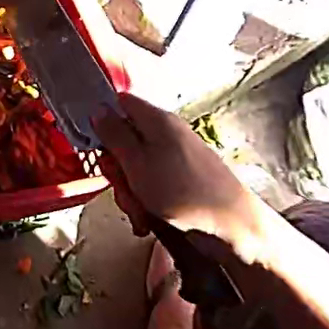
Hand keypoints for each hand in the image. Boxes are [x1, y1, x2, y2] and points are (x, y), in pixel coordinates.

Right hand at [94, 92, 278, 265]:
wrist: (232, 225)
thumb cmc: (181, 192)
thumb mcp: (136, 163)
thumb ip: (114, 136)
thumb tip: (97, 109)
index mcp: (156, 120)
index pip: (120, 103)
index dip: (103, 121)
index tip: (96, 146)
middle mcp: (168, 132)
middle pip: (126, 139)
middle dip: (117, 168)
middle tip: (122, 187)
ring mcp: (177, 155)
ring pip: (137, 166)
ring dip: (130, 190)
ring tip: (140, 212)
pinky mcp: (184, 176)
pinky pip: (154, 182)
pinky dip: (147, 200)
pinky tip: (149, 219)